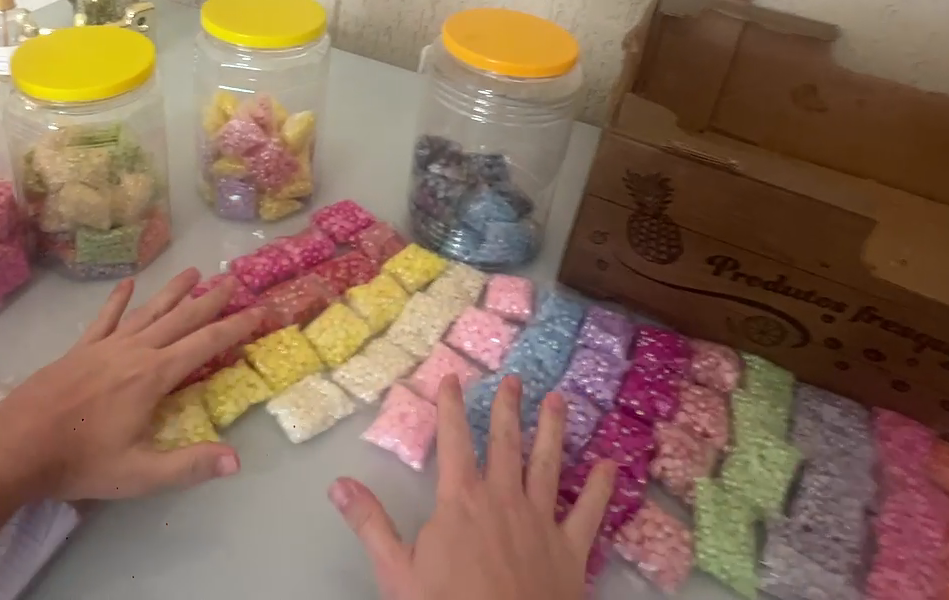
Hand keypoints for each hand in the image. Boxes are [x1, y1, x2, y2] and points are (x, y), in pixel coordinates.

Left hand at [0, 267, 261, 501]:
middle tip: (233, 280)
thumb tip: (237, 460)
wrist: (17, 444)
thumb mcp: (140, 474)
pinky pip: (105, 318)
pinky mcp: (81, 349)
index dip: (237, 327)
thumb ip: (189, 466)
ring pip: (149, 311)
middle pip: (182, 318)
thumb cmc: (81, 461)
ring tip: (194, 271)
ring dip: (174, 291)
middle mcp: (136, 350)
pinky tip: (128, 283)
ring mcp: (106, 346)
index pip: (207, 343)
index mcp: (155, 375)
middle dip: (210, 300)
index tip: (261, 311)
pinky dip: (119, 299)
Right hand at [329, 376, 618, 599]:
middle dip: (508, 407)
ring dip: (552, 430)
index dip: (451, 406)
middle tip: (514, 378)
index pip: (454, 440)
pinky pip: (589, 513)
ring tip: (558, 400)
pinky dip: (601, 488)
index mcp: (462, 499)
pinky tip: (611, 465)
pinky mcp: (572, 551)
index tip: (452, 377)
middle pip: (506, 442)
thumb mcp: (397, 572)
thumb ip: (370, 523)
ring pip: (548, 465)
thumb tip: (337, 483)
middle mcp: (504, 498)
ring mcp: (542, 521)